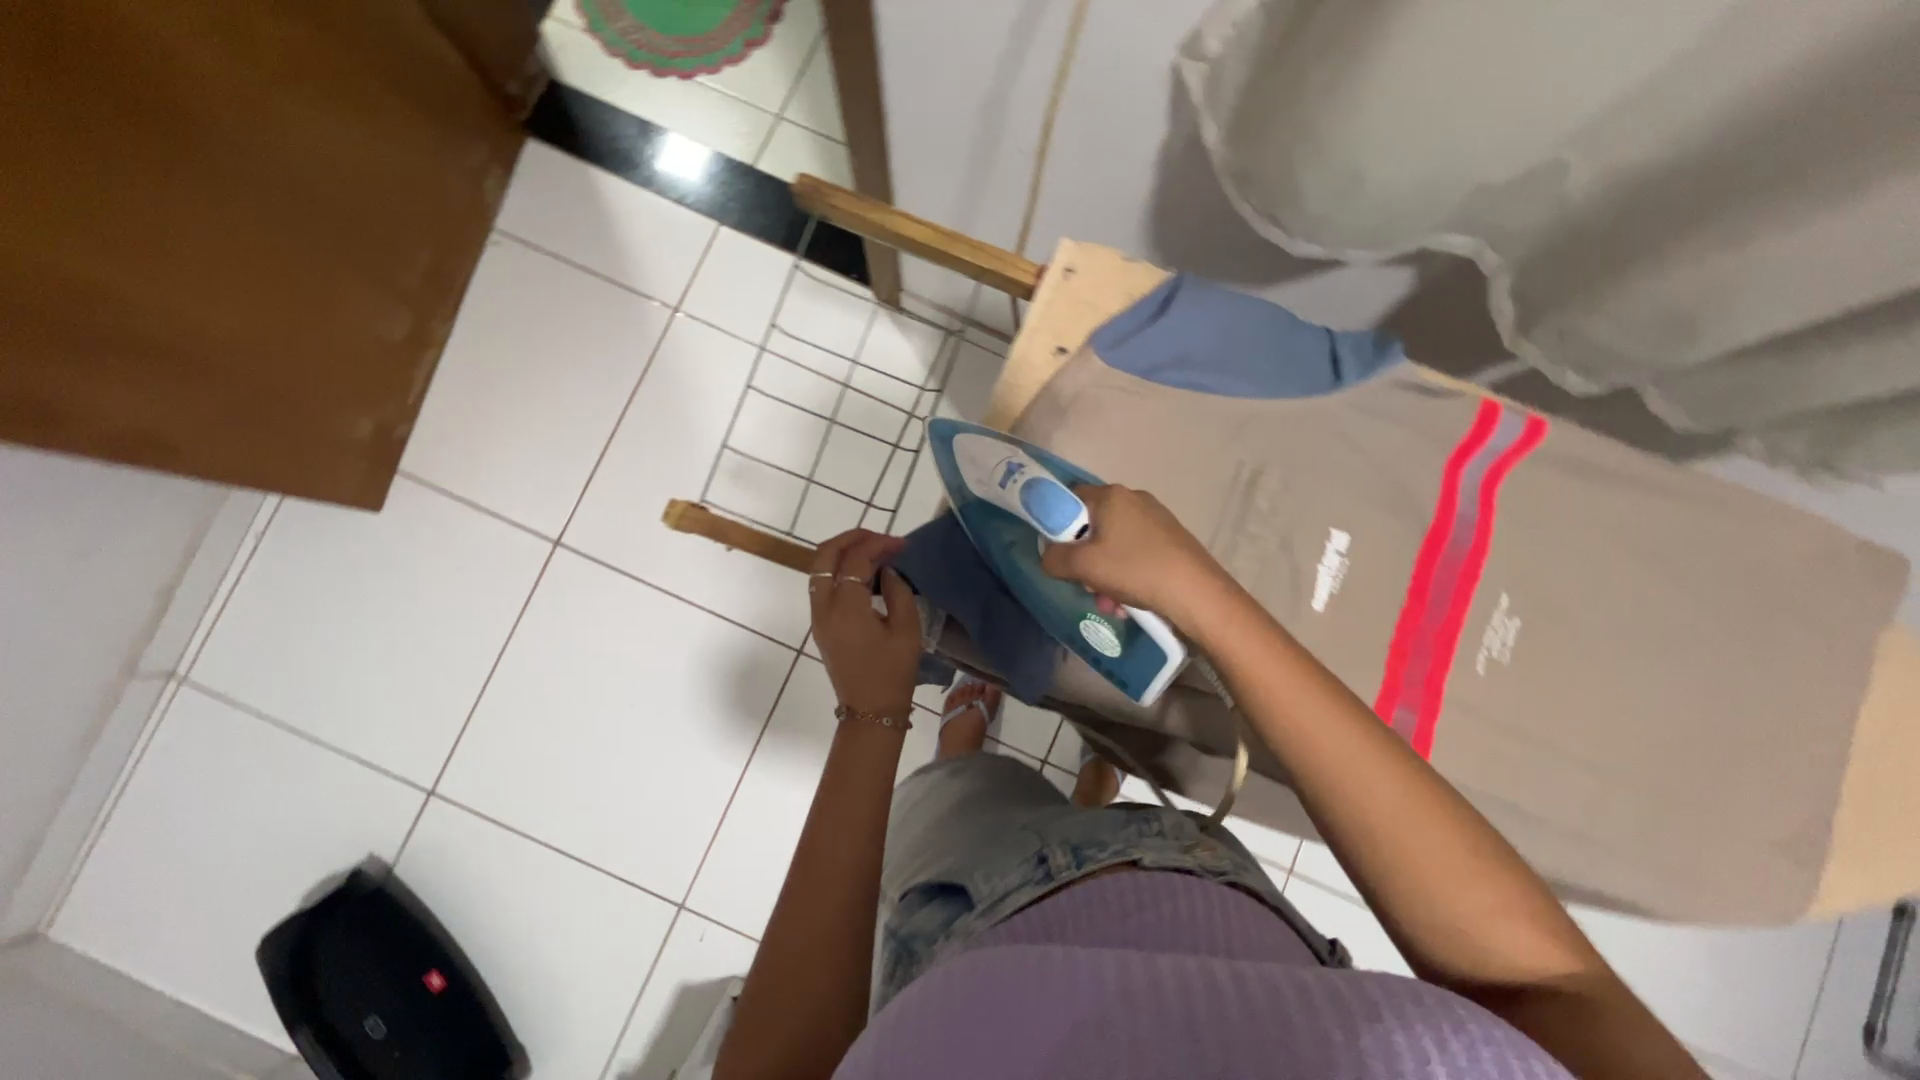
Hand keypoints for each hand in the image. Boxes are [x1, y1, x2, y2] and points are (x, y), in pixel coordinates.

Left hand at [808, 529, 920, 719]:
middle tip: (880, 539)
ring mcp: (817, 616)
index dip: (878, 544)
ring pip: (819, 569)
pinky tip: (865, 575)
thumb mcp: (907, 630)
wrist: (870, 712)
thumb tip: (887, 571)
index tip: (901, 544)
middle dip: (851, 538)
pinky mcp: (820, 625)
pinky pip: (822, 585)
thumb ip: (898, 592)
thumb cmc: (892, 673)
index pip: (855, 559)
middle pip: (825, 555)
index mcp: (846, 607)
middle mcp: (823, 607)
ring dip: (844, 553)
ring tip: (874, 554)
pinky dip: (840, 571)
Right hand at [1039, 484, 1234, 631]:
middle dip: (1084, 557)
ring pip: (1114, 544)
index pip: (1069, 497)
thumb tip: (1050, 556)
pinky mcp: (1171, 539)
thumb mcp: (1082, 566)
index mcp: (1111, 495)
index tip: (1058, 551)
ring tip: (1109, 602)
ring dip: (1104, 573)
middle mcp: (1135, 499)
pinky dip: (1126, 575)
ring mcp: (1157, 518)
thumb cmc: (1134, 570)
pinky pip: (1135, 554)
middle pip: (1093, 524)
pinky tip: (1129, 602)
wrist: (1196, 592)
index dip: (1057, 523)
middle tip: (1084, 583)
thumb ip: (1054, 558)